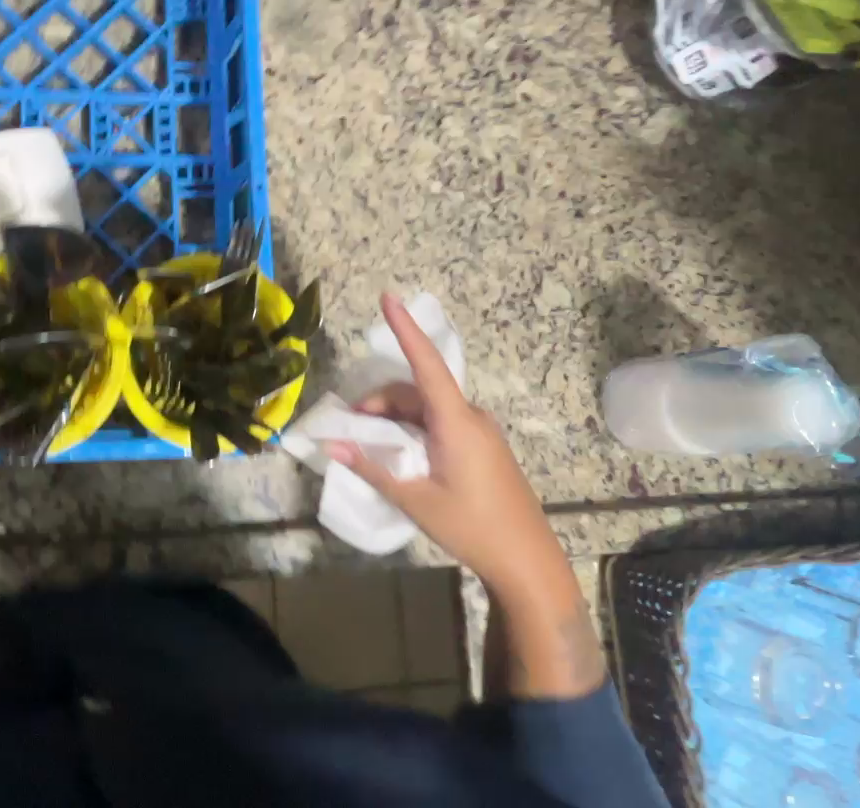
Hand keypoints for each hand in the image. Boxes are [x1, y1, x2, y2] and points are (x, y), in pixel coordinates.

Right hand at [326, 295, 565, 594]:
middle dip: (380, 401)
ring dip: (394, 418)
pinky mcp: (481, 448)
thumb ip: (372, 468)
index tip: (389, 298)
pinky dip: (413, 429)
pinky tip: (398, 455)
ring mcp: (479, 432)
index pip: (425, 364)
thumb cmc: (472, 527)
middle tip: (350, 428)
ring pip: (427, 409)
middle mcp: (470, 418)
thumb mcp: (415, 499)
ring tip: (369, 445)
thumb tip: (331, 447)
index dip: (406, 329)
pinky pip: (440, 424)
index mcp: (456, 422)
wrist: (528, 562)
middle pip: (417, 390)